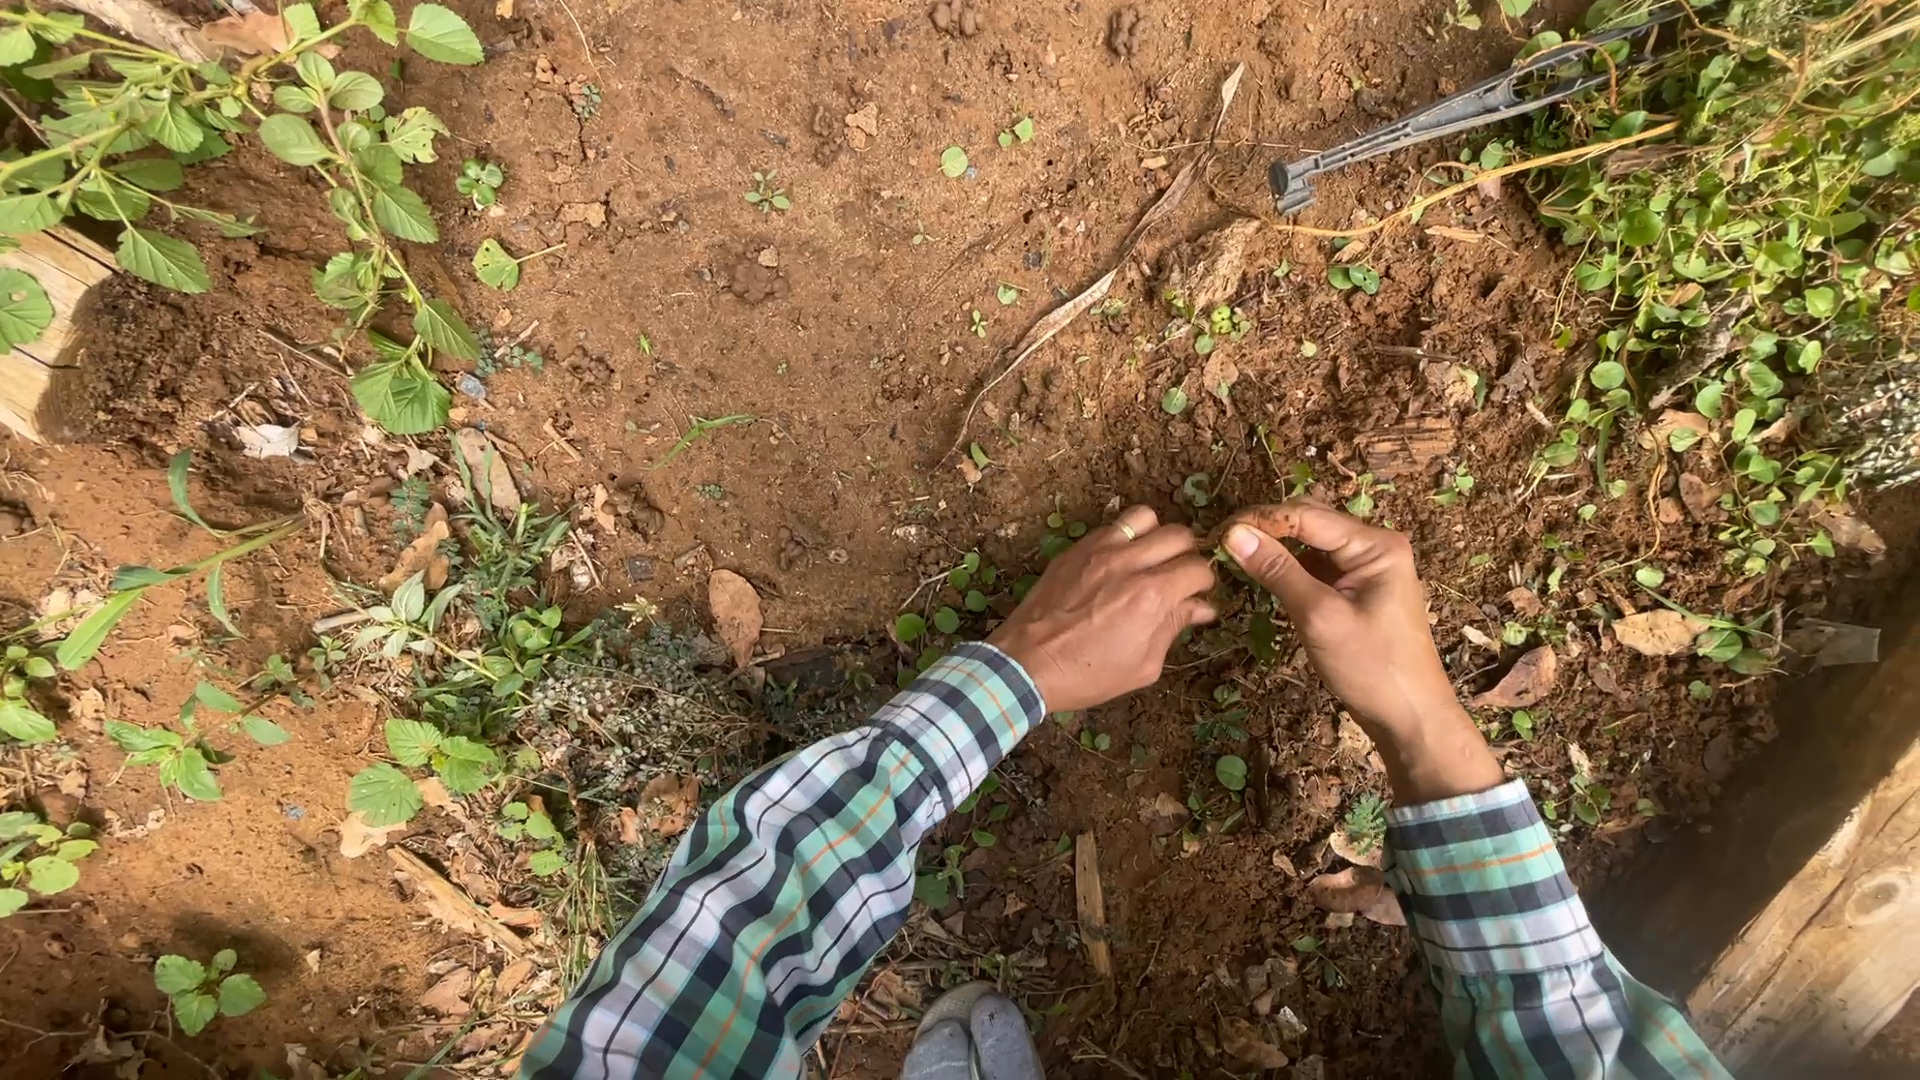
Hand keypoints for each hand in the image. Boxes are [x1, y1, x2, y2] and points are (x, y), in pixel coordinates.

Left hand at [988, 505, 1216, 711]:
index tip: (1197, 594)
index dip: (1204, 583)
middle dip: (1187, 554)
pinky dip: (1124, 537)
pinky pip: (1110, 526)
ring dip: (1155, 535)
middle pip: (1179, 534)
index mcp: (1151, 595)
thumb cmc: (1088, 674)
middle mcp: (1128, 563)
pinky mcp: (1074, 549)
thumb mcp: (1143, 665)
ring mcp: (1098, 551)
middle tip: (1177, 575)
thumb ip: (1174, 627)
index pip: (1198, 568)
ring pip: (1145, 517)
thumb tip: (1202, 608)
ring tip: (1149, 558)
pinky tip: (1118, 562)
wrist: (1027, 664)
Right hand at [1221, 500, 1501, 801]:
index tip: (1219, 533)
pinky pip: (1314, 564)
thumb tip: (1233, 534)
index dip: (1260, 519)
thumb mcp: (1318, 615)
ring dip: (1274, 545)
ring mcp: (1365, 567)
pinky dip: (1286, 565)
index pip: (1306, 515)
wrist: (1409, 717)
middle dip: (1265, 527)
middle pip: (1309, 521)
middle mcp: (1373, 546)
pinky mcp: (1355, 587)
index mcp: (1375, 545)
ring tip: (1235, 553)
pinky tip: (1261, 572)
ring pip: (1309, 542)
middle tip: (1222, 542)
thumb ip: (1277, 570)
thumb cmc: (1370, 666)